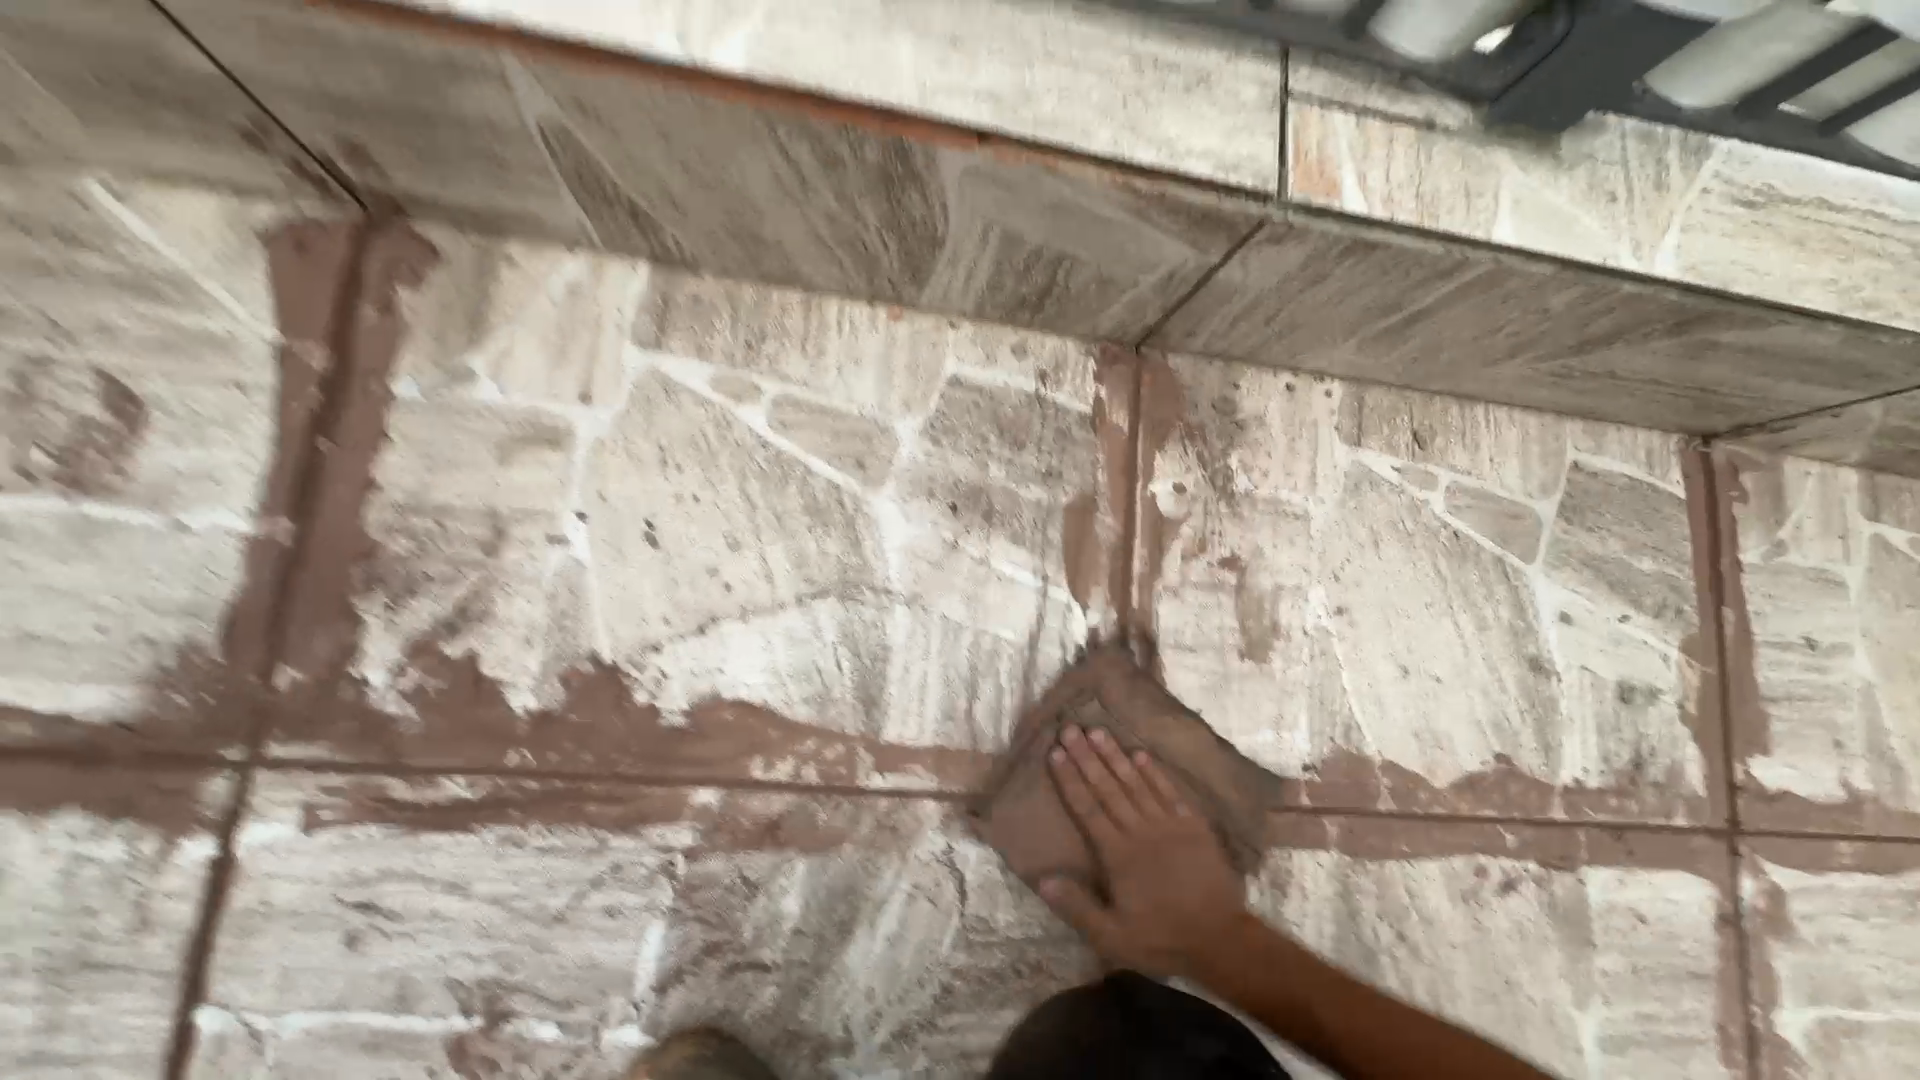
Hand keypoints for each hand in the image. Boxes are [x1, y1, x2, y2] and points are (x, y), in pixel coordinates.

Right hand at [1040, 724, 1252, 978]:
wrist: (1222, 940)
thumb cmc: (1162, 939)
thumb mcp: (1113, 937)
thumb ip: (1078, 907)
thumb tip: (1042, 879)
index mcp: (1117, 854)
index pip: (1087, 808)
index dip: (1069, 779)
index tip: (1055, 752)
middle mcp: (1140, 831)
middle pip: (1108, 787)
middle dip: (1087, 757)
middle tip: (1071, 728)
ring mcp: (1169, 825)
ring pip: (1136, 783)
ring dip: (1115, 756)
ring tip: (1098, 731)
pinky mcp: (1194, 827)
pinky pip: (1170, 792)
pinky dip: (1155, 772)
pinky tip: (1141, 754)